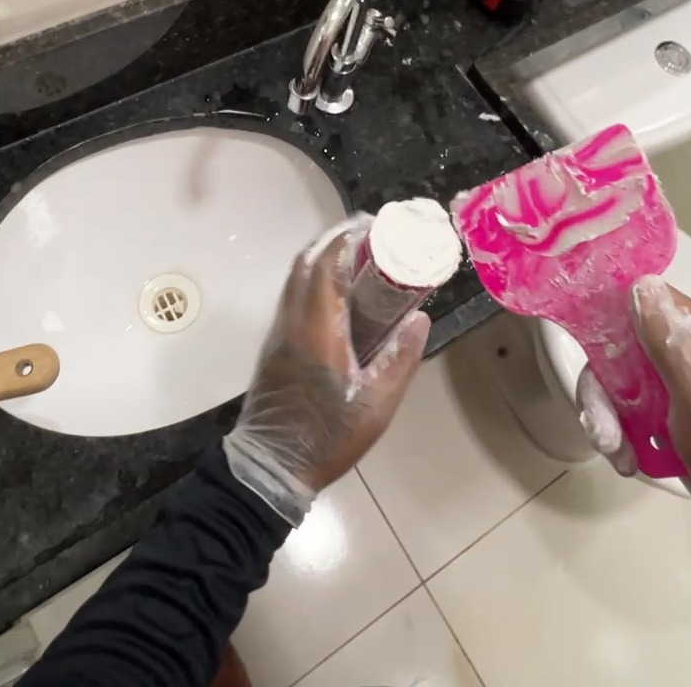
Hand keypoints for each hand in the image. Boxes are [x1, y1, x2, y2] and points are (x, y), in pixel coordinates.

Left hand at [224, 216, 429, 523]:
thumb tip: (420, 318)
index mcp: (316, 328)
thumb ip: (400, 359)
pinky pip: (293, 295)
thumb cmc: (327, 435)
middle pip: (306, 262)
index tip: (375, 224)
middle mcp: (292, 320)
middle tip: (370, 234)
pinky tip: (339, 292)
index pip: (327, 264)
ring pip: (296, 277)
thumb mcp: (376, 405)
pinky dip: (314, 278)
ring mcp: (279, 331)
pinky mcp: (275, 343)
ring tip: (358, 256)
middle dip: (335, 239)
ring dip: (323, 257)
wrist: (270, 465)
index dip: (348, 237)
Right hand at [577, 277, 690, 510]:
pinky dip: (616, 432)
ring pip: (614, 380)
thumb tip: (640, 283)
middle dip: (602, 386)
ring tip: (615, 449)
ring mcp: (669, 382)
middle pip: (618, 345)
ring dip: (606, 415)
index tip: (587, 339)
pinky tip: (626, 457)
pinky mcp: (659, 411)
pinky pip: (621, 408)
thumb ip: (670, 341)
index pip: (645, 299)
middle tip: (603, 426)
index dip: (609, 312)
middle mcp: (683, 350)